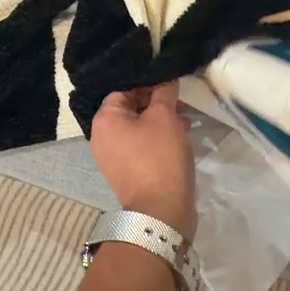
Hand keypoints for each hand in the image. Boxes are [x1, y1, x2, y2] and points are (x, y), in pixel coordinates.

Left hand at [90, 81, 197, 238]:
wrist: (161, 212)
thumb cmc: (159, 157)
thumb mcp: (164, 117)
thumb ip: (164, 92)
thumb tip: (166, 78)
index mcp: (104, 119)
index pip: (124, 88)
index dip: (148, 84)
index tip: (170, 84)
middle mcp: (102, 136)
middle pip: (130, 108)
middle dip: (157, 103)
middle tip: (181, 101)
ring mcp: (113, 157)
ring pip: (138, 128)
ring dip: (161, 121)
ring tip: (187, 119)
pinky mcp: (127, 172)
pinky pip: (142, 146)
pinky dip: (159, 139)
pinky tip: (182, 136)